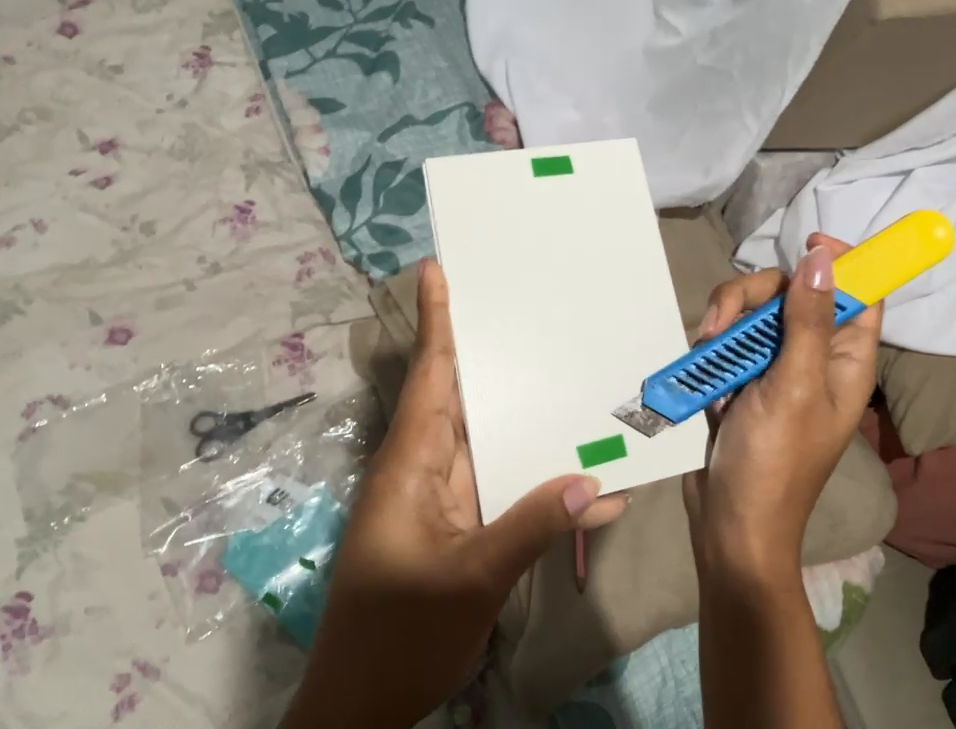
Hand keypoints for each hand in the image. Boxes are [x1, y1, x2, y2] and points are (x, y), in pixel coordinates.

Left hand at [284, 260, 627, 727]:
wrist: (362, 704)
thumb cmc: (398, 633)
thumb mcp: (469, 578)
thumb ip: (530, 527)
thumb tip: (593, 480)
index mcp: (411, 464)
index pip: (429, 377)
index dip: (437, 322)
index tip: (439, 269)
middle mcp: (426, 469)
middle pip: (463, 397)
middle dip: (494, 352)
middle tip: (535, 306)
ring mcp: (443, 501)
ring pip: (488, 439)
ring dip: (525, 412)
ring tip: (574, 370)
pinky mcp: (459, 529)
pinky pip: (501, 484)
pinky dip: (536, 474)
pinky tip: (582, 470)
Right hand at [682, 235, 882, 581]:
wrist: (729, 522)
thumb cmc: (774, 461)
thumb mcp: (793, 385)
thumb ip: (807, 319)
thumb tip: (824, 256)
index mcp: (845, 360)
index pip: (859, 294)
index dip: (841, 263)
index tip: (808, 244)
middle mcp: (812, 356)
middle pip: (791, 292)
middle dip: (753, 298)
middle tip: (722, 324)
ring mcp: (772, 367)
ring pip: (751, 312)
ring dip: (723, 324)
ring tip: (704, 354)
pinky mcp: (739, 378)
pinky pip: (726, 340)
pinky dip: (710, 349)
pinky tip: (700, 373)